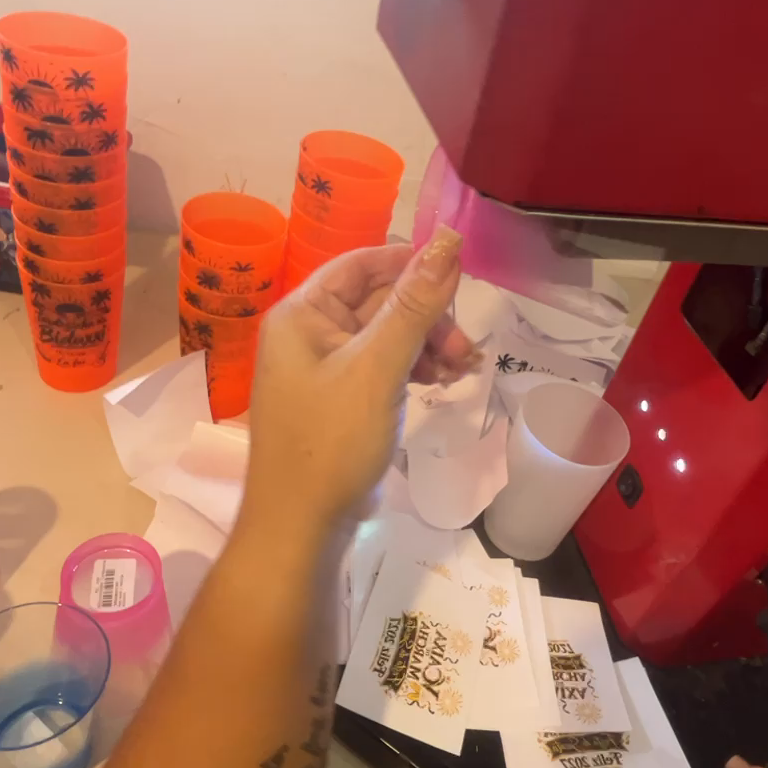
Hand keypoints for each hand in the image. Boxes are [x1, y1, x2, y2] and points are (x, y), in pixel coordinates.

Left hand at [243, 227, 476, 531]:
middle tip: (465, 346)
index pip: (361, 264)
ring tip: (462, 369)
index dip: (409, 263)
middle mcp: (309, 333)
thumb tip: (448, 240)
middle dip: (427, 318)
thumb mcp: (377, 368)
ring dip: (427, 344)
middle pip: (379, 301)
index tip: (459, 276)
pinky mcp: (343, 399)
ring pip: (387, 336)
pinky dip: (415, 369)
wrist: (302, 527)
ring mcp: (325, 369)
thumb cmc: (331, 441)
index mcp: (302, 314)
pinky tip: (443, 382)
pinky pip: (384, 366)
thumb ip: (414, 305)